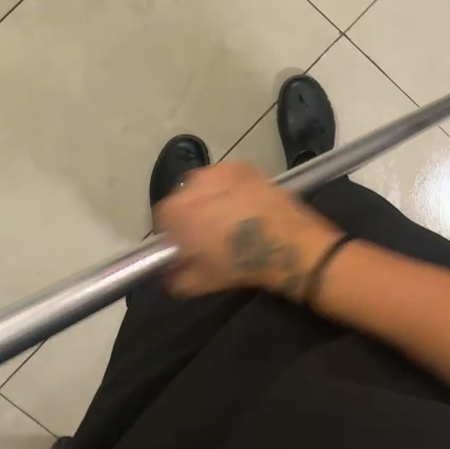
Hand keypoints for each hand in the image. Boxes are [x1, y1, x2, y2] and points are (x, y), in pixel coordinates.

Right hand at [153, 161, 341, 298]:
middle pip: (182, 196)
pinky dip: (226, 186)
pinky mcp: (245, 167)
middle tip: (204, 231)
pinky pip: (225, 174)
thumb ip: (175, 276)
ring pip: (203, 183)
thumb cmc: (242, 263)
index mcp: (179, 211)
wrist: (288, 244)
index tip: (181, 243)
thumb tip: (170, 273)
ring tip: (223, 215)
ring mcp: (222, 171)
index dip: (170, 232)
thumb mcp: (200, 281)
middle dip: (188, 212)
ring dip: (206, 196)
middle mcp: (195, 185)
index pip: (161, 216)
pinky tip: (239, 202)